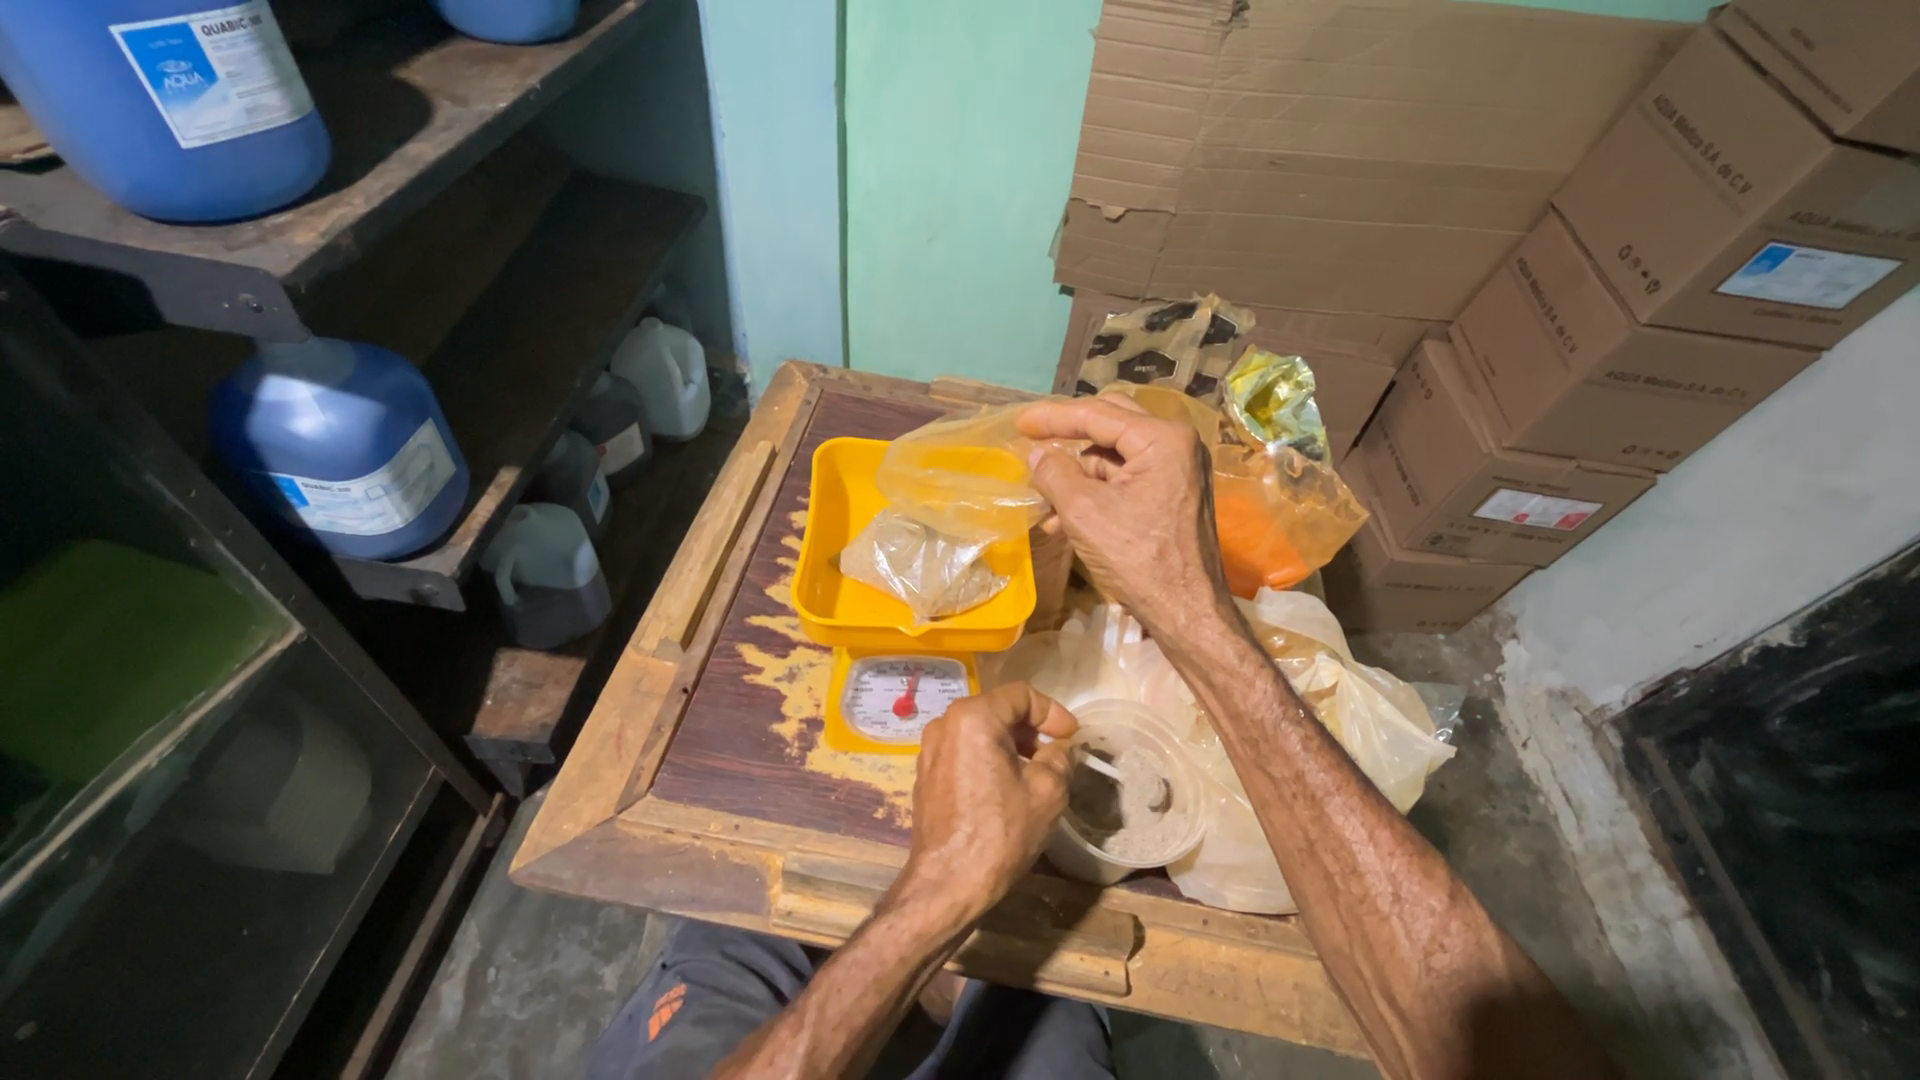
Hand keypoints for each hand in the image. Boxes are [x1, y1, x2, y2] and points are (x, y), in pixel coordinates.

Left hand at [897, 683, 1077, 922]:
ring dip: (1011, 745)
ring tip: (1035, 772)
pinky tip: (1006, 787)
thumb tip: (1056, 750)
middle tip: (1056, 754)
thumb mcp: (1047, 791)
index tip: (1071, 736)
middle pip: (997, 710)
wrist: (948, 882)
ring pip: (979, 732)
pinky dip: (989, 759)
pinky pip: (964, 752)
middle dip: (1031, 729)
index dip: (1052, 712)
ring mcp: (930, 750)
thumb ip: (1058, 758)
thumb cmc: (1001, 832)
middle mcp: (945, 724)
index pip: (1020, 695)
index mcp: (973, 718)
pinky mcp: (926, 775)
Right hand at [1017, 396, 1233, 640]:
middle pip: (1110, 425)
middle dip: (1068, 437)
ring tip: (1044, 498)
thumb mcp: (1084, 511)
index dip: (1054, 417)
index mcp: (1163, 439)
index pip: (1098, 414)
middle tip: (1032, 439)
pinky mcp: (1173, 496)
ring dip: (1078, 474)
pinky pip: (1126, 480)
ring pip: (1115, 456)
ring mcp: (1178, 471)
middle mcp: (1177, 446)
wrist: (1185, 611)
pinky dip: (1095, 492)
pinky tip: (1064, 519)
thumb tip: (1037, 454)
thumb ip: (1055, 473)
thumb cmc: (1138, 558)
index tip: (1019, 423)